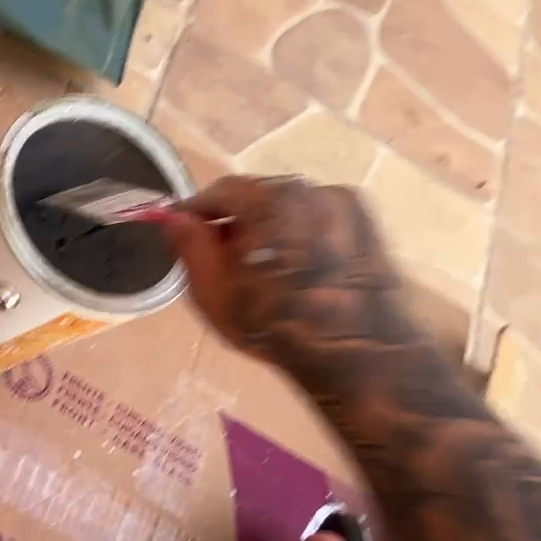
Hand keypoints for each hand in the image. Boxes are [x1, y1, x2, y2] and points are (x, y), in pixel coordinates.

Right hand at [155, 175, 416, 372]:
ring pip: (287, 208)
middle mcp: (312, 189)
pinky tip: (290, 270)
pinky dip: (296, 235)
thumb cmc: (272, 322)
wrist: (358, 350)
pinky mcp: (367, 223)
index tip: (179, 233)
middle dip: (231, 219)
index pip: (219, 191)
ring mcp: (345, 204)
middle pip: (256, 195)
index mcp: (270, 200)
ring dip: (265, 227)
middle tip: (216, 257)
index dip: (193, 211)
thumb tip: (173, 218)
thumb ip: (190, 244)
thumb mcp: (211, 288)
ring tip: (256, 267)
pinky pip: (315, 219)